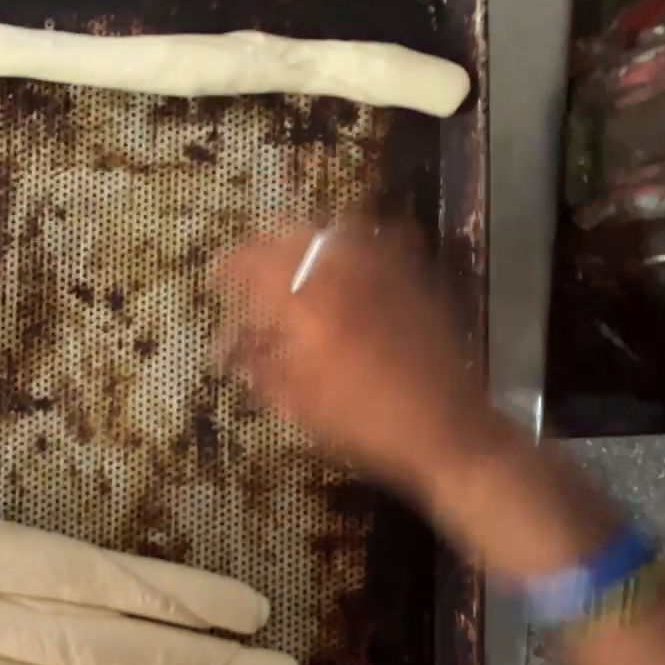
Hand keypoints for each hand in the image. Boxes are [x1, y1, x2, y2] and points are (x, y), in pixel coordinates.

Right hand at [210, 222, 514, 501]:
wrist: (448, 432)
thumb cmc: (364, 426)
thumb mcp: (298, 404)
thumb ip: (258, 367)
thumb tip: (226, 349)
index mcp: (310, 310)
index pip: (257, 266)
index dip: (230, 266)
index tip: (216, 274)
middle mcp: (346, 280)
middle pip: (294, 236)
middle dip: (264, 246)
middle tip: (250, 265)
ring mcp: (386, 275)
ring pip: (335, 232)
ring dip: (306, 240)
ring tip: (292, 257)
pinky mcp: (416, 280)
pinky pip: (379, 242)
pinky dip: (352, 243)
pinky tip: (346, 260)